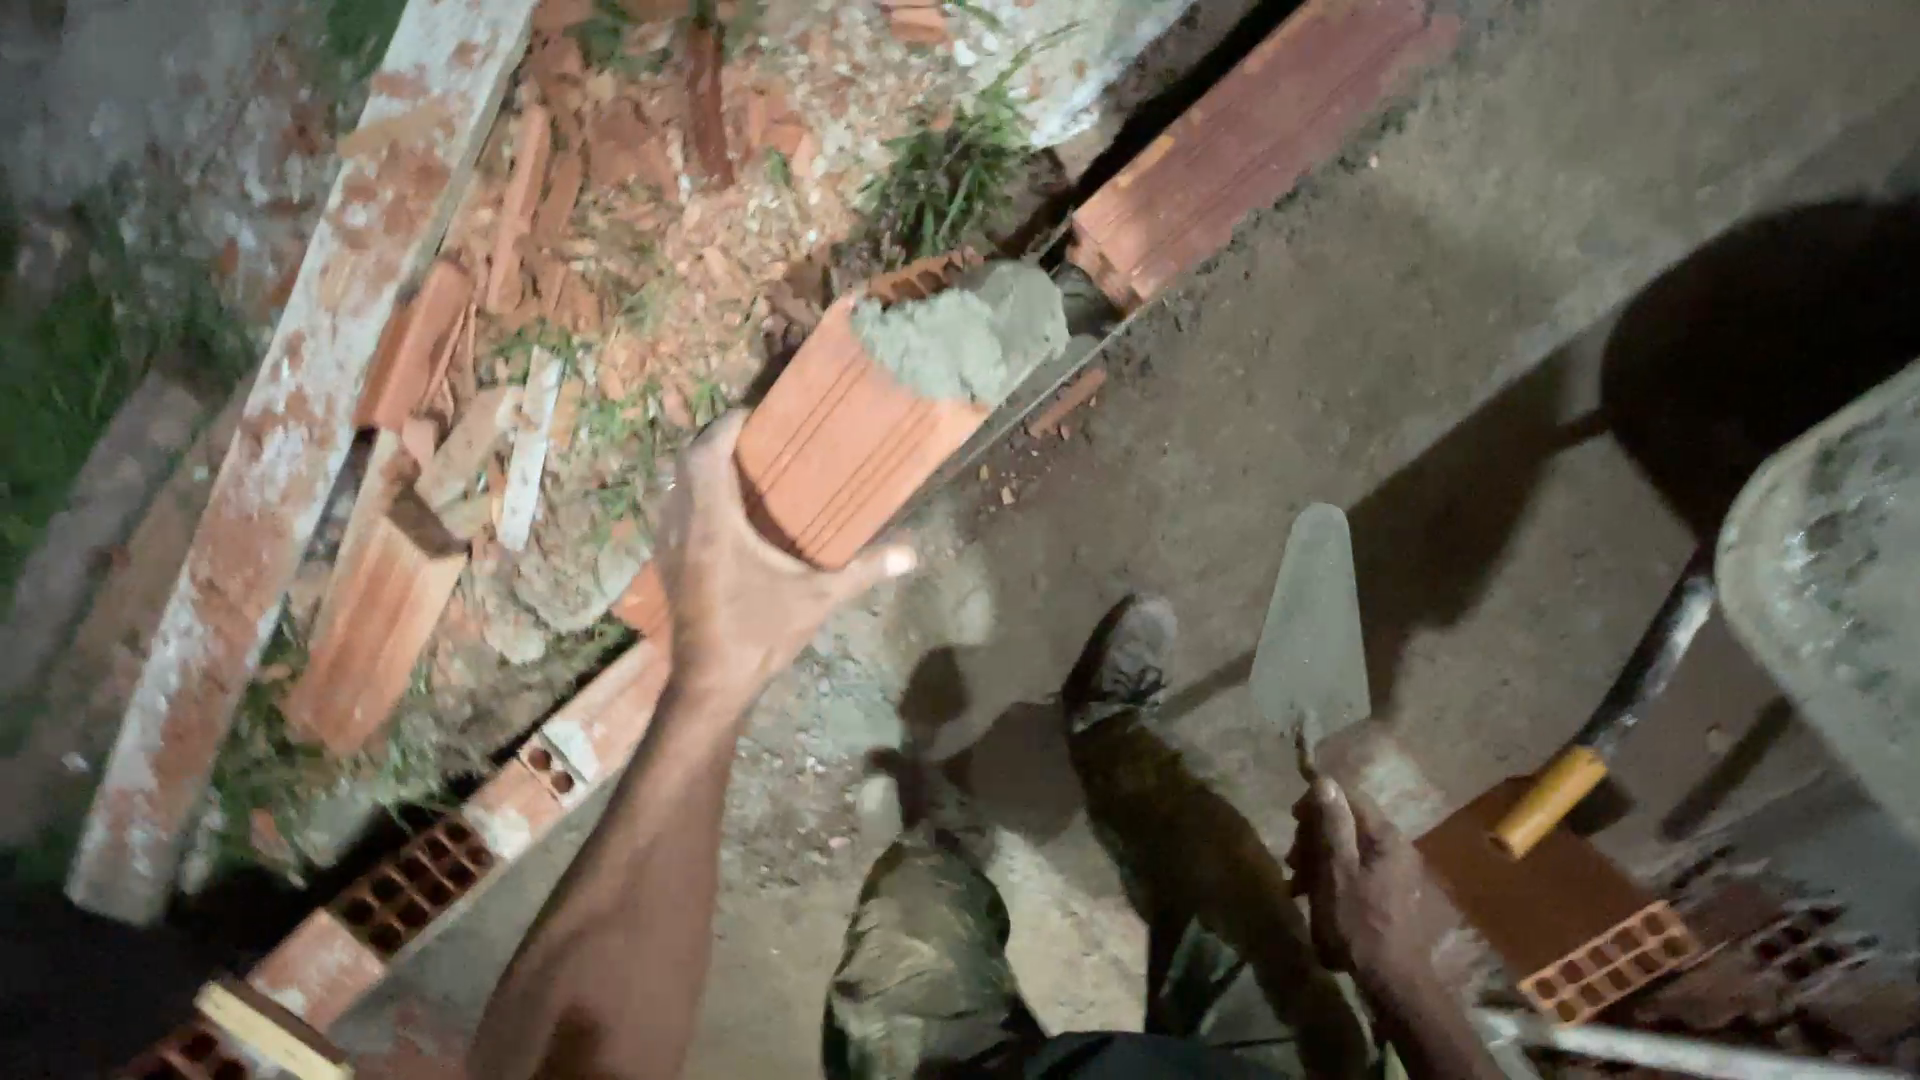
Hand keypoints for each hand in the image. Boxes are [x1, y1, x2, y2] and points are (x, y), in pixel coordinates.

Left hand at [657, 410, 916, 713]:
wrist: (711, 682)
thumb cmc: (761, 634)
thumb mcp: (817, 599)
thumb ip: (863, 571)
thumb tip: (912, 554)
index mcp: (714, 524)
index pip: (708, 455)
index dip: (725, 427)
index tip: (751, 414)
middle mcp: (683, 526)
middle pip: (685, 463)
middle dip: (712, 440)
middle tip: (747, 436)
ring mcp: (668, 547)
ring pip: (671, 487)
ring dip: (697, 467)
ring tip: (734, 465)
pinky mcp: (667, 566)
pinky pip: (670, 511)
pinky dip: (689, 494)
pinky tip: (717, 510)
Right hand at [1287, 778, 1430, 979]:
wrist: (1390, 980)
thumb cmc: (1357, 922)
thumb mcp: (1336, 869)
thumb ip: (1332, 824)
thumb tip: (1324, 780)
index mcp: (1385, 837)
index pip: (1348, 796)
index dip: (1316, 802)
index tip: (1293, 820)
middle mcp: (1394, 846)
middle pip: (1344, 820)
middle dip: (1313, 835)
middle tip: (1292, 860)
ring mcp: (1393, 869)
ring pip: (1344, 845)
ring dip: (1315, 857)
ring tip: (1296, 883)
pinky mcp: (1387, 889)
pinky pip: (1352, 866)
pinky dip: (1329, 873)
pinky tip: (1310, 893)